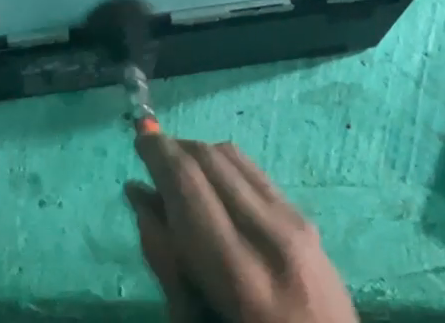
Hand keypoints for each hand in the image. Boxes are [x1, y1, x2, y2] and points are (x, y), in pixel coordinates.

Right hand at [126, 136, 356, 322]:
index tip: (136, 139)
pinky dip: (224, 165)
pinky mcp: (307, 220)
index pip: (189, 184)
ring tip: (175, 171)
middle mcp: (272, 234)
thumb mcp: (193, 321)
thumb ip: (165, 260)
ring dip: (198, 153)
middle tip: (148, 155)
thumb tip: (138, 192)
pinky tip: (211, 184)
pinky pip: (255, 171)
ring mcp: (297, 223)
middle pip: (212, 159)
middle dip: (175, 148)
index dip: (158, 153)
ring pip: (234, 157)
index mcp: (240, 273)